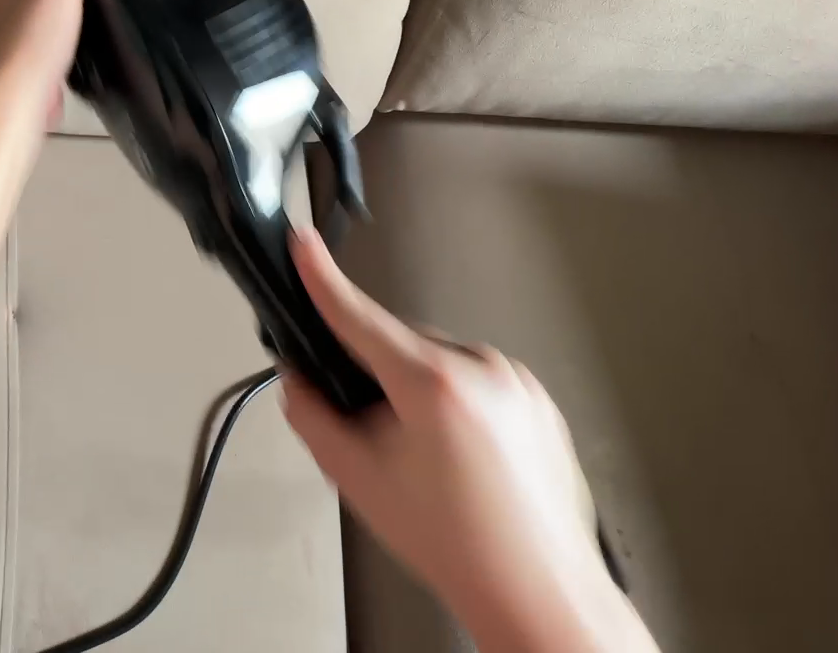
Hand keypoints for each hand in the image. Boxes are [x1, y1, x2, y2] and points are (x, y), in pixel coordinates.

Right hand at [281, 229, 654, 652]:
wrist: (540, 597)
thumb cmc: (452, 541)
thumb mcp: (352, 473)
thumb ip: (308, 410)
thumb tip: (297, 375)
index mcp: (435, 384)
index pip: (358, 316)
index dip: (320, 275)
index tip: (301, 239)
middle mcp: (484, 371)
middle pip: (394, 342)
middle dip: (370, 371)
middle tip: (369, 427)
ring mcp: (519, 385)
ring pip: (431, 360)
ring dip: (409, 387)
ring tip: (420, 453)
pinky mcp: (538, 402)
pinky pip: (469, 379)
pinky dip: (446, 400)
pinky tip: (451, 454)